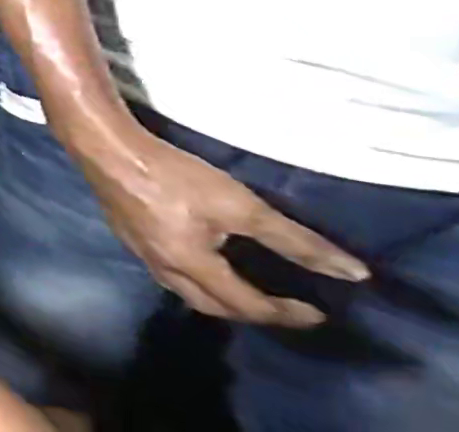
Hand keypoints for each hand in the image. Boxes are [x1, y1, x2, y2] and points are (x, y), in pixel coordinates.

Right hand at [78, 130, 368, 327]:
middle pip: (209, 306)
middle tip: (276, 305)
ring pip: (181, 288)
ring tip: (234, 284)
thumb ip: (293, 239)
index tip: (318, 311)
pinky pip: (161, 266)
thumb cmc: (172, 175)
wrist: (106, 146)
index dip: (286, 313)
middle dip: (246, 312)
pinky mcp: (122, 229)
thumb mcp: (238, 203)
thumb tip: (353, 273)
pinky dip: (187, 273)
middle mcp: (163, 267)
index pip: (247, 305)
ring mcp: (137, 248)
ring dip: (213, 295)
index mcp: (192, 266)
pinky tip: (188, 252)